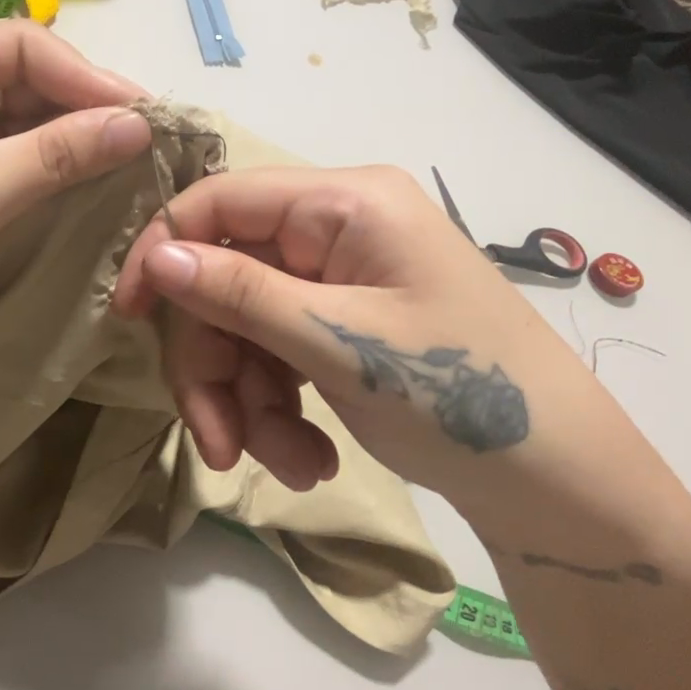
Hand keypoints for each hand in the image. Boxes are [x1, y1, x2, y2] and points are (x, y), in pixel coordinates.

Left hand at [0, 20, 152, 385]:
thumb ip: (54, 155)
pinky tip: (96, 172)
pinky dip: (57, 160)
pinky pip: (17, 150)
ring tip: (132, 152)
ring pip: (24, 112)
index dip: (82, 73)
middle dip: (82, 100)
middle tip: (145, 133)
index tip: (141, 112)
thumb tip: (139, 122)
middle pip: (22, 73)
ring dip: (75, 130)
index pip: (14, 45)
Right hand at [110, 166, 602, 501]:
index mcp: (344, 203)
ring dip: (246, 402)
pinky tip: (306, 460)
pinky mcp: (337, 328)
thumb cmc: (464, 396)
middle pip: (224, 281)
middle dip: (215, 366)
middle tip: (217, 442)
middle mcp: (334, 230)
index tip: (128, 316)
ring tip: (287, 465)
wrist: (563, 488)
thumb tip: (154, 256)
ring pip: (242, 329)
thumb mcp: (341, 346)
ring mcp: (335, 282)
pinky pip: (274, 356)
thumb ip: (241, 294)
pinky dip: (276, 410)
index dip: (163, 251)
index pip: (219, 201)